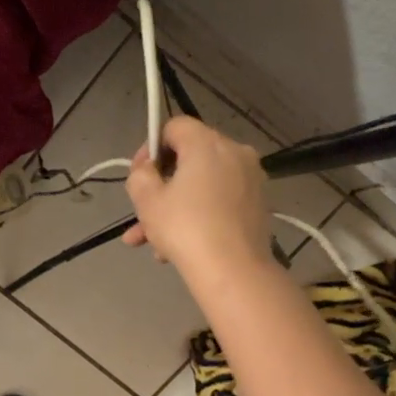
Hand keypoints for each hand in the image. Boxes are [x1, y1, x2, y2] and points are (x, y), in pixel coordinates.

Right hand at [121, 116, 270, 270]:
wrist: (232, 268)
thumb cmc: (184, 228)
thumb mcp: (147, 201)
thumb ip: (140, 176)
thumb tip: (147, 169)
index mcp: (207, 144)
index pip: (175, 126)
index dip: (151, 147)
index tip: (139, 175)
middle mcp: (234, 152)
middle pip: (188, 159)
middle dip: (159, 187)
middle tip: (139, 214)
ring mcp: (249, 178)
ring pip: (200, 186)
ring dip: (172, 208)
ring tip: (148, 242)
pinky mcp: (256, 202)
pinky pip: (217, 201)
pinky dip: (196, 216)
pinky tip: (174, 248)